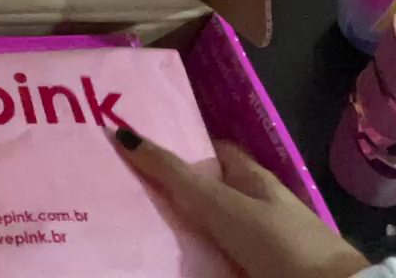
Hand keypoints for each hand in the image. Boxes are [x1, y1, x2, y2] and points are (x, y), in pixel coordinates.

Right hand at [115, 129, 369, 277]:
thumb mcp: (217, 203)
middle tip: (130, 194)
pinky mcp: (257, 272)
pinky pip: (220, 260)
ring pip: (213, 230)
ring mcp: (262, 244)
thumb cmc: (276, 241)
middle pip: (208, 193)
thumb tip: (119, 132)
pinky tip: (175, 261)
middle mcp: (257, 205)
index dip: (178, 148)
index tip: (141, 152)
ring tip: (141, 230)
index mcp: (251, 177)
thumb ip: (171, 172)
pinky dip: (200, 260)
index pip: (209, 152)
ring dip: (186, 234)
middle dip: (176, 195)